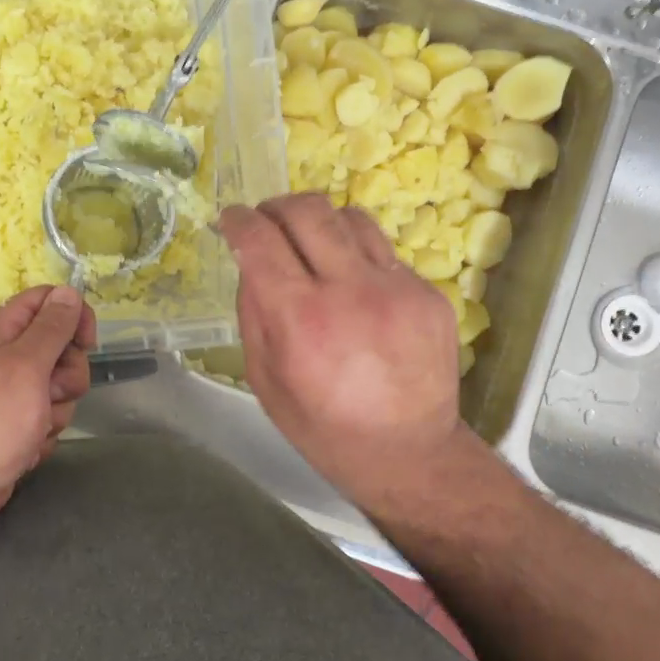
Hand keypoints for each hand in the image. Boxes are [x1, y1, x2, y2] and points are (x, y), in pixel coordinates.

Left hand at [0, 285, 94, 534]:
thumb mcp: (26, 367)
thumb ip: (50, 328)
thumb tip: (68, 292)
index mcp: (0, 330)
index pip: (47, 300)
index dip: (73, 315)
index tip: (87, 343)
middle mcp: (4, 355)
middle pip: (61, 347)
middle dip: (67, 374)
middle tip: (50, 392)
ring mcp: (9, 392)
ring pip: (59, 387)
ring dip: (56, 410)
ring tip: (33, 427)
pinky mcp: (15, 423)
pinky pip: (48, 417)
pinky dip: (43, 433)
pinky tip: (26, 447)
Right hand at [219, 194, 470, 502]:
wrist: (407, 453)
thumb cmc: (321, 425)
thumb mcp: (262, 376)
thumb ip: (253, 312)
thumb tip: (251, 263)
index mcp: (300, 318)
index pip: (260, 240)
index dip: (238, 221)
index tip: (231, 219)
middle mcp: (349, 291)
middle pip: (307, 210)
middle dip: (276, 207)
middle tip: (267, 222)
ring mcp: (397, 288)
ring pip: (350, 218)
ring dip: (319, 224)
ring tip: (311, 246)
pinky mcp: (428, 293)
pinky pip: (382, 252)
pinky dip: (355, 257)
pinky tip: (352, 288)